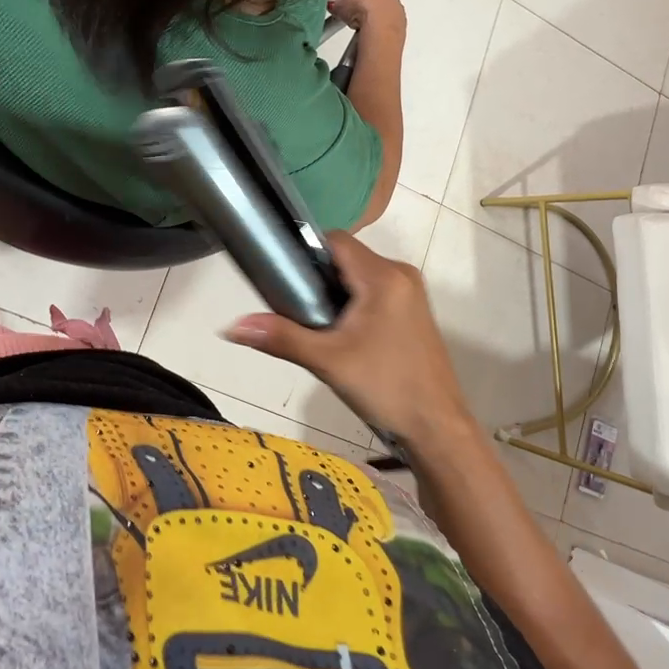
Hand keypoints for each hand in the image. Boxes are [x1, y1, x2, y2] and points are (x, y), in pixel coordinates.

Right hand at [223, 233, 471, 444]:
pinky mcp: (412, 311)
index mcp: (384, 276)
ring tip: (313, 321)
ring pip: (359, 275)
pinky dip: (352, 302)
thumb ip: (280, 337)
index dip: (305, 251)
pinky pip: (373, 290)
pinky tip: (339, 332)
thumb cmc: (385, 388)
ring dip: (334, 290)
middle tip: (292, 305)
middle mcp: (401, 274)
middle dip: (317, 276)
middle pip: (346, 257)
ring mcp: (410, 293)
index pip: (335, 240)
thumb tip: (232, 327)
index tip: (283, 274)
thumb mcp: (327, 361)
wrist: (437, 427)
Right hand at [327, 0, 404, 33]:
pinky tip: (374, 30)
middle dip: (363, 2)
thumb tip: (332, 5)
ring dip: (374, 13)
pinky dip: (382, 23)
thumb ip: (336, 5)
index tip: (341, 3)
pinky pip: (390, 19)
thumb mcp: (339, 7)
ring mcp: (394, 3)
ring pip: (383, 6)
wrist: (380, 25)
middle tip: (354, 14)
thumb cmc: (361, 11)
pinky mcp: (401, 17)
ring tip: (363, 25)